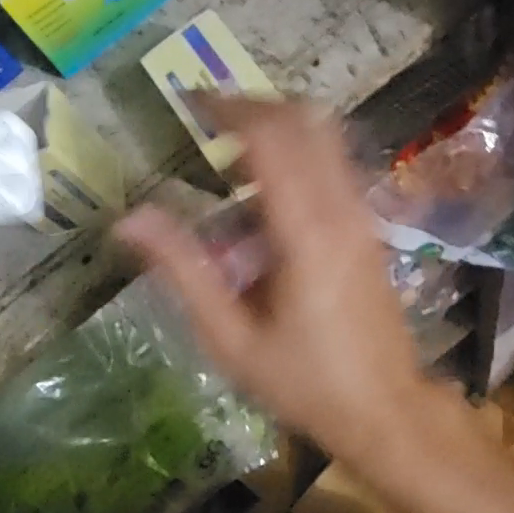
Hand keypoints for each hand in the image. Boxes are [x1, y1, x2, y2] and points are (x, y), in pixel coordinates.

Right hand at [115, 97, 442, 466]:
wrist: (385, 411)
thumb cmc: (304, 382)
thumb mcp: (230, 337)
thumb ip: (182, 271)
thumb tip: (127, 220)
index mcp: (305, 232)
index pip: (271, 137)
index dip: (228, 108)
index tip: (189, 102)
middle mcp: (341, 208)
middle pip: (304, 120)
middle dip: (252, 107)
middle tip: (206, 120)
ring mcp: (362, 214)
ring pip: (325, 137)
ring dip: (276, 130)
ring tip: (228, 161)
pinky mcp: (368, 227)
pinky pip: (333, 165)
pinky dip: (296, 157)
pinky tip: (262, 200)